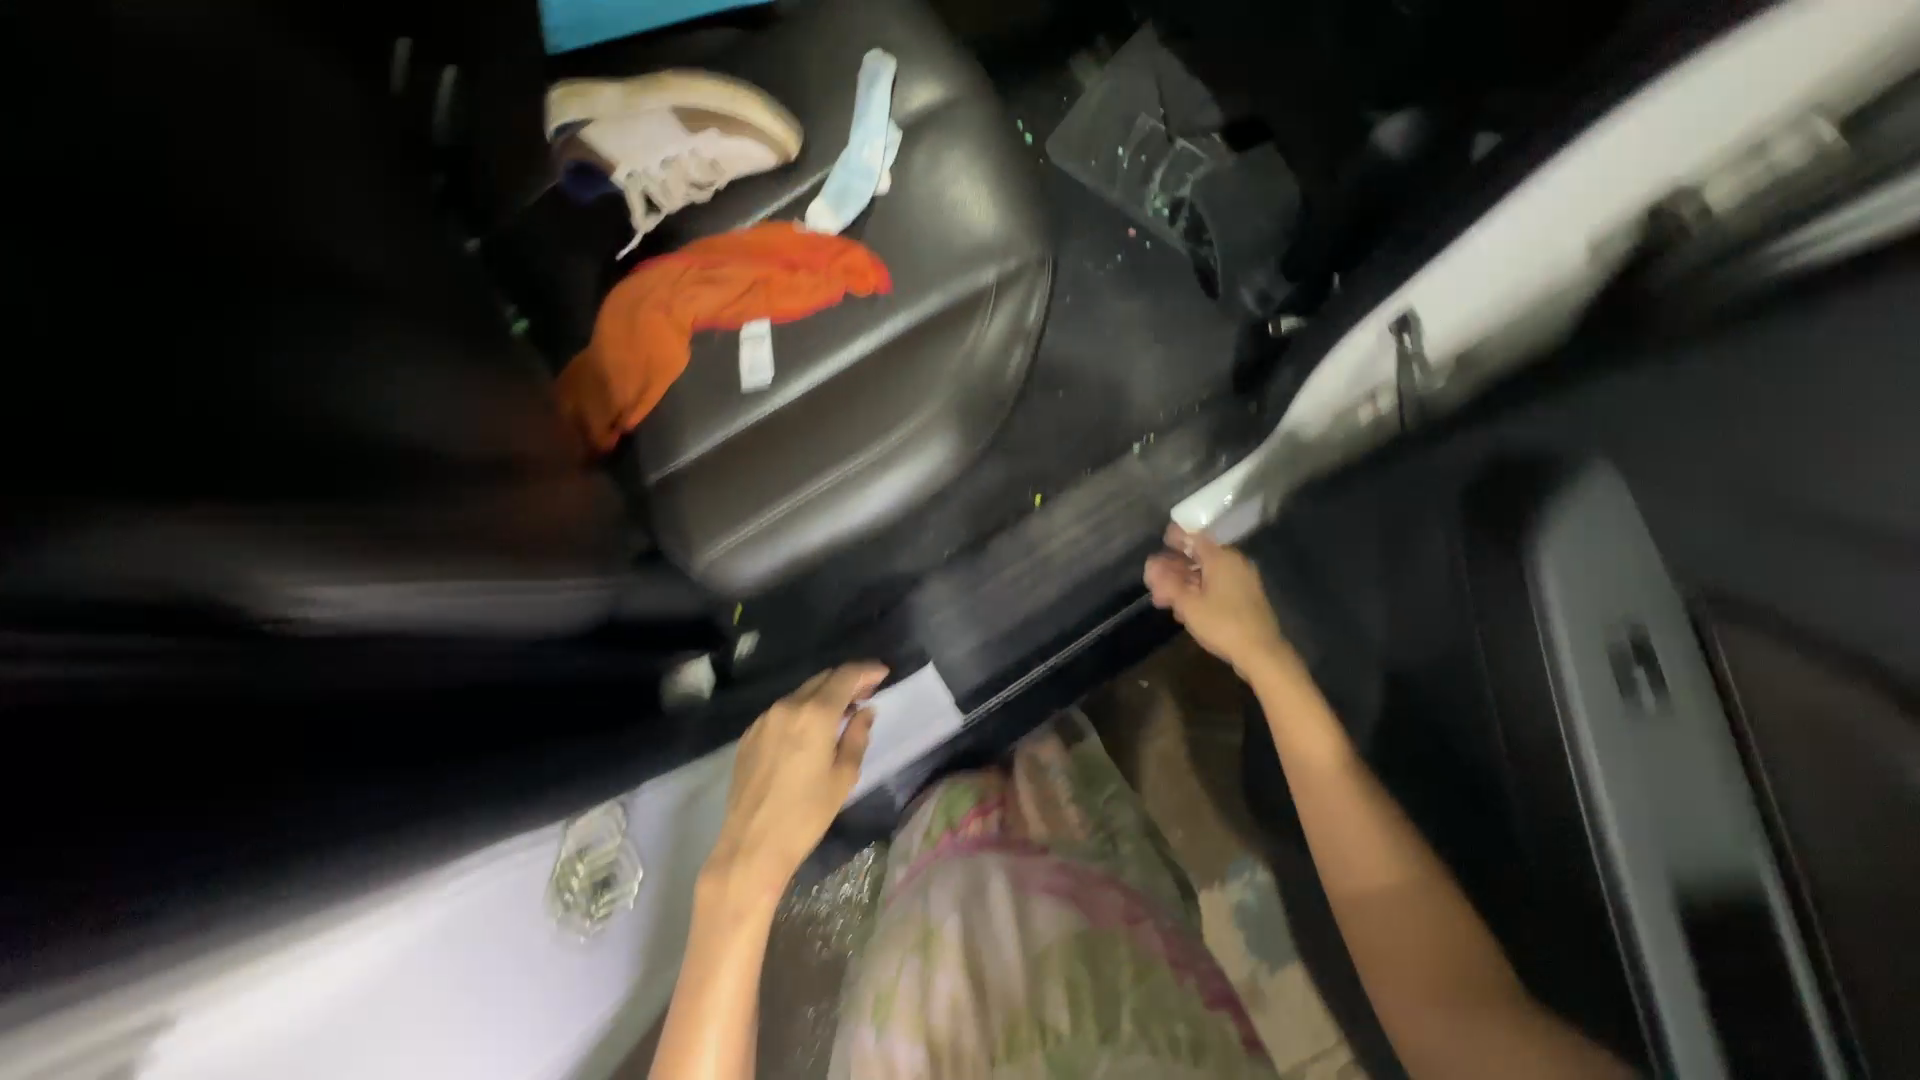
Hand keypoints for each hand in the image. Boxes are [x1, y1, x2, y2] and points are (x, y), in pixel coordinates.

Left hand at [703, 662, 888, 903]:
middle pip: (821, 679)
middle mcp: (786, 707)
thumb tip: (864, 712)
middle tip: (866, 693)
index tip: (882, 673)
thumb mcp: (844, 776)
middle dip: (846, 681)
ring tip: (841, 713)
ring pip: (800, 695)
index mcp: (815, 714)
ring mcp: (763, 720)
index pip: (845, 675)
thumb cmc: (807, 814)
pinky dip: (801, 712)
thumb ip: (857, 736)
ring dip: (823, 697)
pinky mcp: (749, 736)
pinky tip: (809, 733)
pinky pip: (781, 713)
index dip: (866, 670)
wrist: (752, 844)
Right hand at [1144, 524, 1296, 678]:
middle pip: (1200, 557)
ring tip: (1164, 600)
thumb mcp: (1188, 605)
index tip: (1160, 542)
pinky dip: (1200, 592)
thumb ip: (1168, 583)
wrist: (1261, 652)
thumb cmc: (1222, 624)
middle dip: (1175, 568)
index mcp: (1221, 558)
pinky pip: (1218, 586)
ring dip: (1185, 583)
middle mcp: (1234, 563)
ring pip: (1208, 574)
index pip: (1195, 538)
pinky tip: (1185, 610)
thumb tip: (1151, 567)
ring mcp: (1243, 580)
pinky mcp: (1246, 597)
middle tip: (1153, 581)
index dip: (1176, 539)